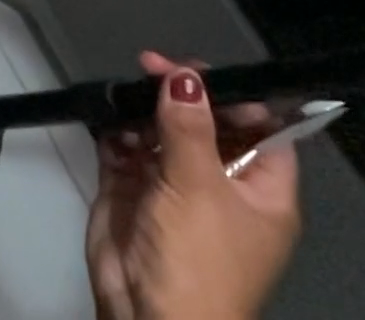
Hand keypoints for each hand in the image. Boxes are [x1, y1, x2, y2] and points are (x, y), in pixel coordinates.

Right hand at [85, 52, 300, 319]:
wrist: (148, 305)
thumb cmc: (198, 254)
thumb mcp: (200, 187)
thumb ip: (189, 129)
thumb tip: (185, 79)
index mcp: (259, 191)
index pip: (260, 132)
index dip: (234, 99)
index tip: (195, 72)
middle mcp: (218, 185)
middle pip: (203, 126)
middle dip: (177, 97)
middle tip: (148, 68)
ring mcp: (170, 186)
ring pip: (158, 133)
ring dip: (140, 113)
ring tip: (123, 99)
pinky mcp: (127, 188)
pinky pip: (121, 149)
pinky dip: (111, 133)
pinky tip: (104, 122)